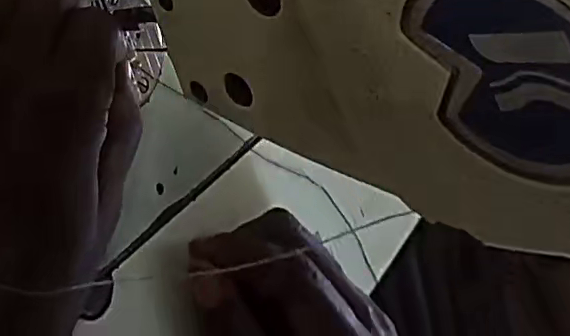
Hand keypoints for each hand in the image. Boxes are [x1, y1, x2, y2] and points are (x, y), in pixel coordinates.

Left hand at [0, 0, 141, 335]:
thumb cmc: (40, 271)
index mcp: (68, 100)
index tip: (102, 55)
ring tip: (22, 45)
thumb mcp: (106, 204)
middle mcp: (16, 71)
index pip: (96, 19)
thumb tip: (115, 69)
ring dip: (17, 8)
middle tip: (65, 41)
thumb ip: (119, 124)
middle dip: (66, 6)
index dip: (105, 35)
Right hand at [188, 209, 396, 335]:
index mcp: (344, 334)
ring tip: (230, 279)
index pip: (288, 265)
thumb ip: (238, 333)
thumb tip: (205, 278)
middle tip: (210, 263)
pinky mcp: (365, 325)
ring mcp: (369, 318)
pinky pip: (318, 272)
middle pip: (298, 243)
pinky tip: (261, 299)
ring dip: (264, 255)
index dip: (237, 251)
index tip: (200, 255)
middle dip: (247, 244)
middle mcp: (364, 316)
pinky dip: (283, 273)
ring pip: (309, 251)